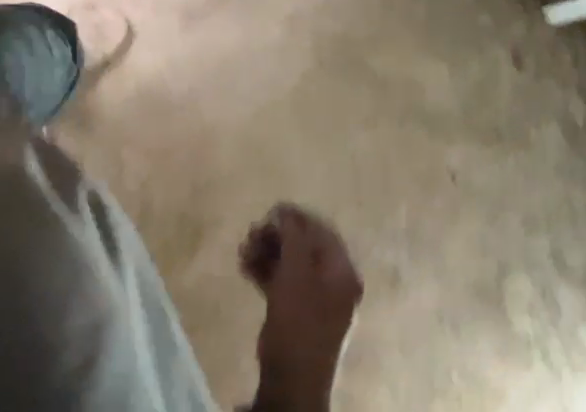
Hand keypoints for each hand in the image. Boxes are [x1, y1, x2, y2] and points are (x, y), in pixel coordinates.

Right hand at [240, 204, 362, 411]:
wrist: (292, 376)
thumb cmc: (298, 321)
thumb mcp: (296, 273)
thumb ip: (293, 237)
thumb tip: (284, 209)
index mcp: (342, 271)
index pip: (321, 230)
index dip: (294, 217)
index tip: (266, 214)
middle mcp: (332, 280)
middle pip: (302, 243)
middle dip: (275, 236)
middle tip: (251, 236)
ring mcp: (314, 296)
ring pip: (288, 259)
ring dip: (265, 251)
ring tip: (243, 254)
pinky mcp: (296, 308)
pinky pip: (280, 278)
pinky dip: (263, 269)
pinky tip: (244, 268)